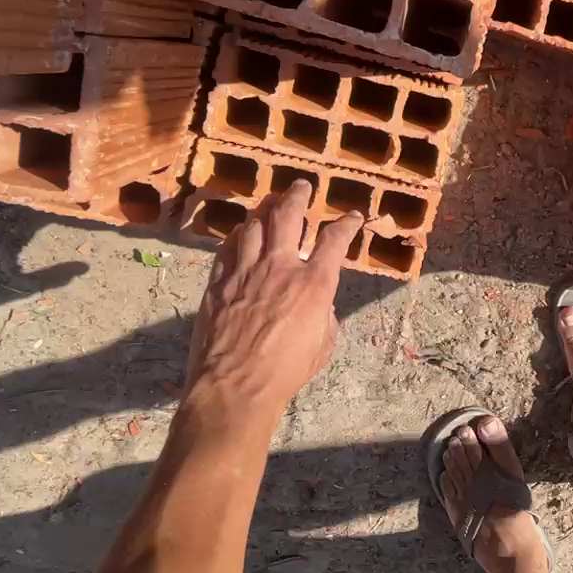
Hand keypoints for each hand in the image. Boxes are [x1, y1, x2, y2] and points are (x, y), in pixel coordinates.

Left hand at [181, 182, 363, 434]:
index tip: (353, 216)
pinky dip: (239, 234)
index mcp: (315, 284)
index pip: (335, 241)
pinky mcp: (219, 283)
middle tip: (300, 186)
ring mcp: (246, 272)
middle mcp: (280, 268)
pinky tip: (242, 231)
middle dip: (296, 196)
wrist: (235, 386)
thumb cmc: (287, 370)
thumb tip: (317, 303)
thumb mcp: (324, 342)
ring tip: (270, 201)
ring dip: (264, 208)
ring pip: (254, 225)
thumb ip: (324, 312)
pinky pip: (228, 247)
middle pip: (288, 217)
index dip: (347, 224)